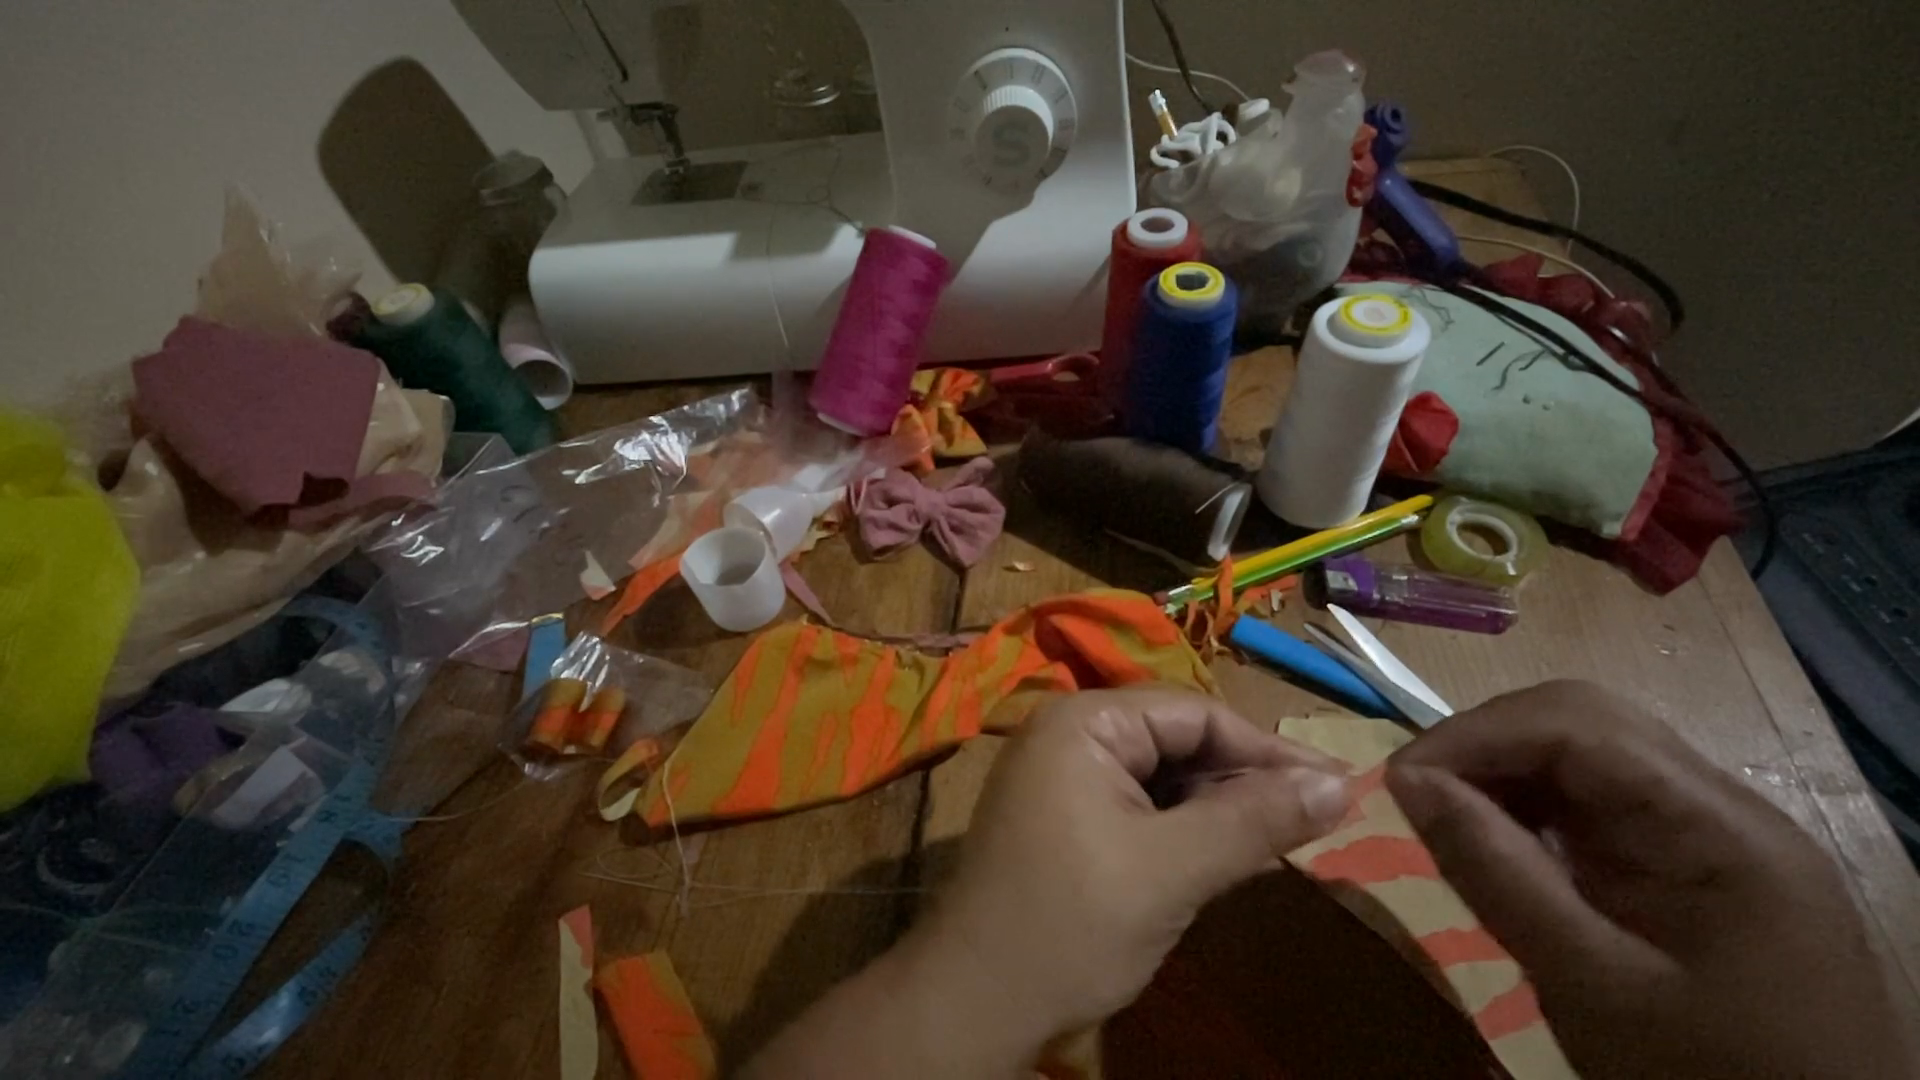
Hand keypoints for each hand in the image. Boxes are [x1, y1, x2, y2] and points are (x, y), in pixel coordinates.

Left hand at [912, 685, 1353, 1044]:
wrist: (975, 1001)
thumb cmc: (1070, 925)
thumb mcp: (1171, 870)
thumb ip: (1253, 821)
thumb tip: (1340, 784)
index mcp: (1083, 723)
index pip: (1194, 713)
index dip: (1266, 749)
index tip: (1337, 787)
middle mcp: (1069, 735)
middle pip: (1178, 740)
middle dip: (1244, 779)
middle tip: (1318, 817)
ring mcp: (1063, 777)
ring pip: (1164, 776)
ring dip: (1219, 807)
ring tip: (1283, 838)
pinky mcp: (1066, 818)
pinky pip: (1141, 806)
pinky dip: (1185, 828)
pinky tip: (1229, 855)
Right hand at [1388, 680, 1915, 1079]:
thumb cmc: (1708, 1076)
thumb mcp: (1592, 986)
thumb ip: (1497, 875)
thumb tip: (1405, 781)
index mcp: (1722, 828)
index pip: (1578, 725)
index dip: (1475, 736)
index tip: (1399, 779)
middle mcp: (1718, 804)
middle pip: (1581, 720)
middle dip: (1484, 742)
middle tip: (1417, 790)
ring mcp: (1701, 828)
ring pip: (1577, 748)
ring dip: (1498, 768)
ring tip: (1443, 811)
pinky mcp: (1678, 855)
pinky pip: (1585, 795)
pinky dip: (1521, 801)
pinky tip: (1492, 836)